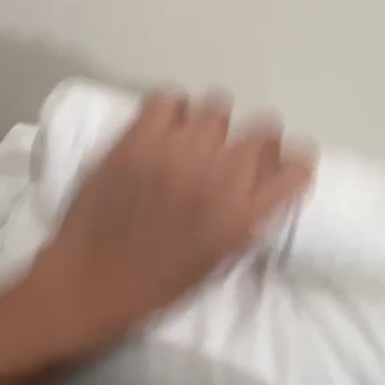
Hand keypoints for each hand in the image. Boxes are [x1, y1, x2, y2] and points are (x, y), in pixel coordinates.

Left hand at [11, 88, 315, 361]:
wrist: (88, 282)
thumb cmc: (153, 285)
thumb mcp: (216, 261)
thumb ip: (243, 219)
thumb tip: (259, 184)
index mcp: (242, 217)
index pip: (296, 167)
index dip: (289, 165)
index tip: (276, 168)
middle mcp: (217, 177)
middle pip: (263, 129)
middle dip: (252, 142)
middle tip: (228, 156)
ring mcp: (176, 152)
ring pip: (216, 106)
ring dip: (209, 125)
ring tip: (191, 143)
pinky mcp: (137, 138)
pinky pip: (168, 99)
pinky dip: (169, 112)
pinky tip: (162, 132)